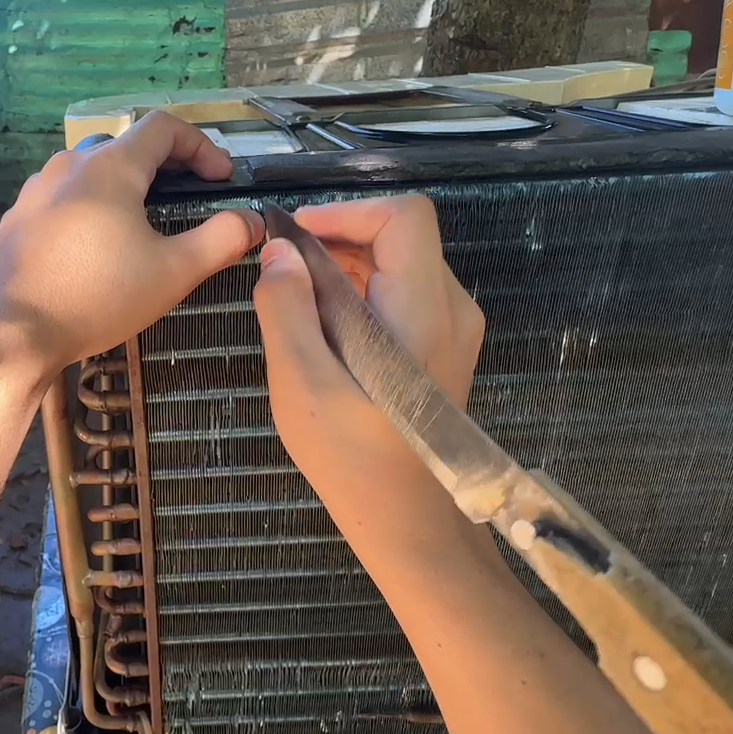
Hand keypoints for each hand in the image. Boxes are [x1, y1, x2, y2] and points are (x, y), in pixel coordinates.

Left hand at [0, 111, 261, 373]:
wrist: (7, 332)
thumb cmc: (96, 297)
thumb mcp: (172, 273)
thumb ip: (220, 240)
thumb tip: (252, 222)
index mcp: (110, 167)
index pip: (164, 127)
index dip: (201, 146)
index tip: (220, 179)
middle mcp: (69, 166)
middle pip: (125, 145)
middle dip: (164, 164)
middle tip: (187, 197)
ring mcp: (35, 191)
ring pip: (90, 170)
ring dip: (125, 184)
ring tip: (142, 222)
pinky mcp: (16, 219)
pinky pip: (63, 196)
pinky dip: (91, 204)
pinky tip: (95, 246)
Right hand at [253, 195, 483, 494]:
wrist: (407, 522)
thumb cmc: (350, 456)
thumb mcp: (301, 380)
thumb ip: (286, 307)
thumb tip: (280, 251)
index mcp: (422, 310)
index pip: (404, 216)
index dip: (346, 211)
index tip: (295, 236)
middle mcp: (451, 309)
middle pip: (399, 237)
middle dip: (336, 239)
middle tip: (281, 269)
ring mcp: (452, 329)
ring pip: (399, 264)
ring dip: (344, 266)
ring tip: (295, 298)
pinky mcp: (442, 347)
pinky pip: (401, 294)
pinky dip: (360, 292)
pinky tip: (324, 326)